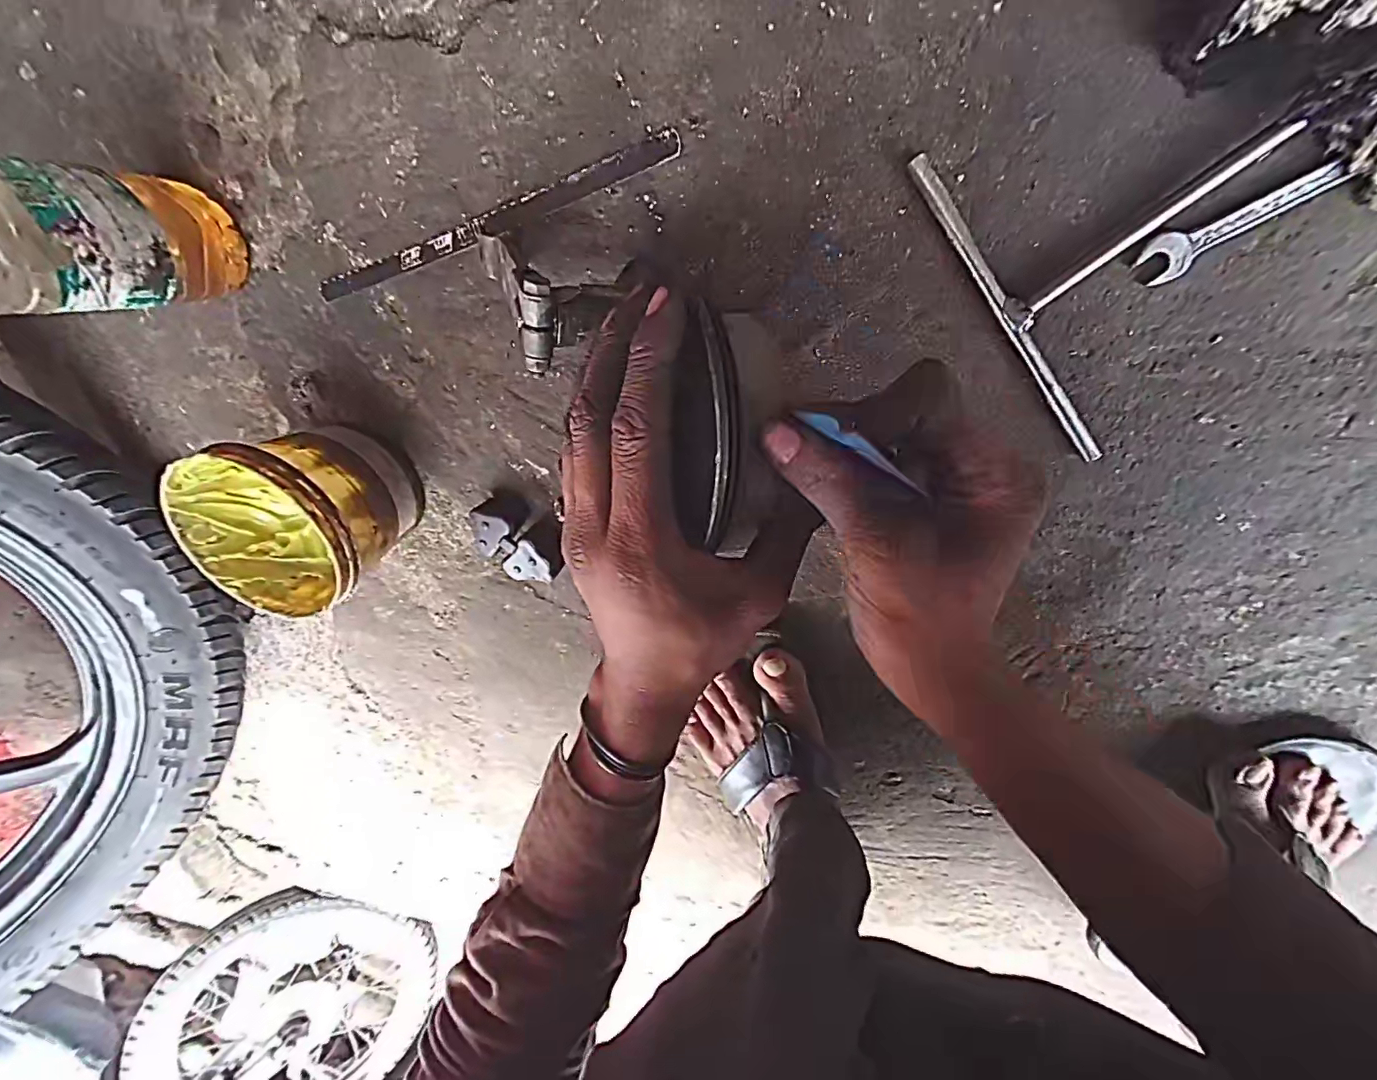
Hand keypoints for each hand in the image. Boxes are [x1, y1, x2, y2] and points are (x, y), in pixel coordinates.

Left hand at [562, 283, 815, 766]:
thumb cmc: (695, 646)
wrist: (642, 682)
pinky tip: (611, 381)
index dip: (649, 361)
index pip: (637, 430)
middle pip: (590, 415)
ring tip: (624, 324)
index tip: (668, 312)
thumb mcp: (757, 594)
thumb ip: (785, 531)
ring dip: (597, 370)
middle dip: (614, 346)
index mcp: (640, 539)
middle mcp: (596, 524)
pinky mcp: (575, 523)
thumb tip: (804, 471)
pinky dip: (591, 404)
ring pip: (572, 428)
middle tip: (640, 298)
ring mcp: (576, 523)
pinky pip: (574, 449)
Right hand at [761, 360, 1047, 724]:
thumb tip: (782, 435)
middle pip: (912, 410)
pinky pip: (887, 458)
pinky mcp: (931, 495)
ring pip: (894, 430)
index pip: (931, 403)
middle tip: (807, 446)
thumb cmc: (922, 624)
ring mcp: (959, 481)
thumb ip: (831, 483)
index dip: (870, 414)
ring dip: (848, 447)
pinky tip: (827, 481)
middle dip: (855, 427)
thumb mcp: (876, 546)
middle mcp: (985, 468)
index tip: (821, 434)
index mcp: (997, 476)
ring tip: (813, 466)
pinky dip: (852, 465)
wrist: (929, 668)